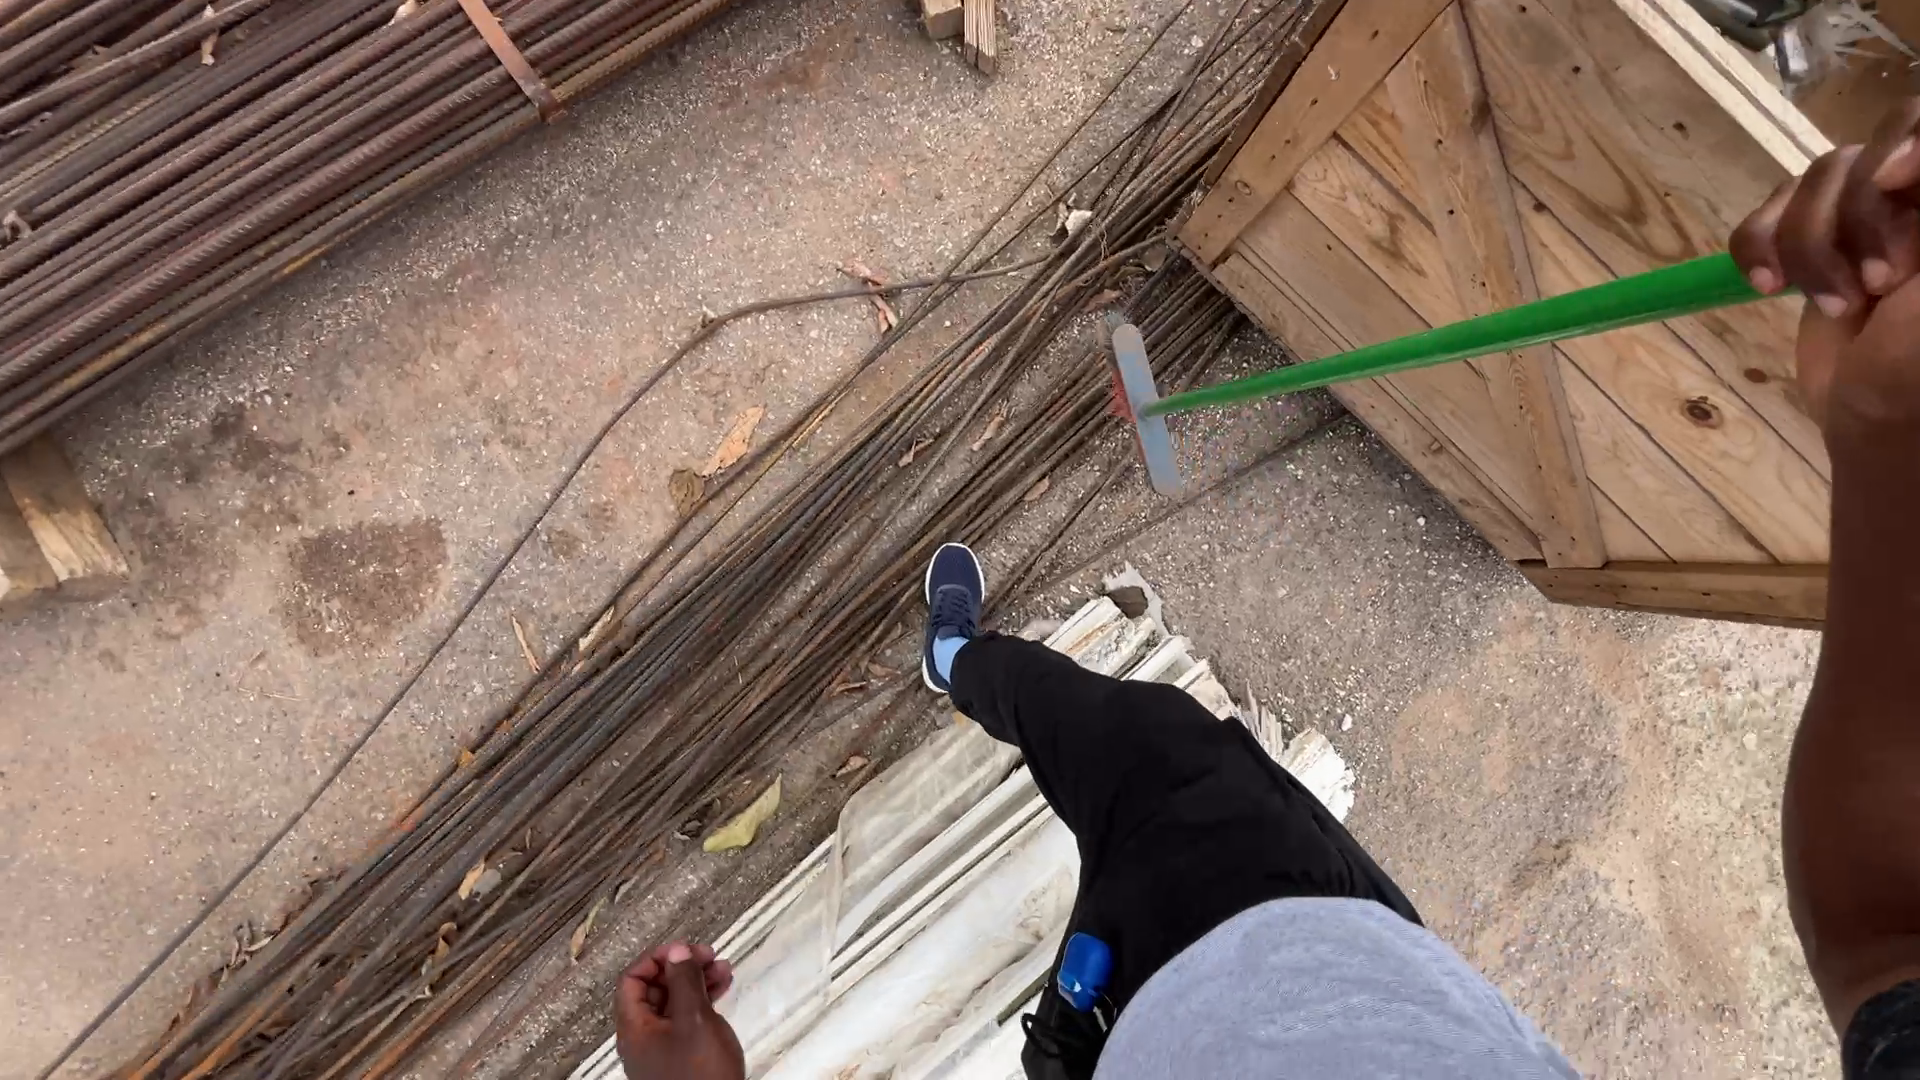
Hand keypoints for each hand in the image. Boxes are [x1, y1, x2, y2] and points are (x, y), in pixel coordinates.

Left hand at [614, 942, 742, 1079]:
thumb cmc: (699, 1069)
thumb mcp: (694, 1019)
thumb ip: (683, 981)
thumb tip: (676, 950)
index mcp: (635, 1028)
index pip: (631, 980)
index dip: (656, 959)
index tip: (686, 950)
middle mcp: (643, 1035)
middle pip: (654, 988)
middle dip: (682, 967)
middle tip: (710, 956)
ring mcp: (662, 1046)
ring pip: (674, 1000)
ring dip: (697, 979)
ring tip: (724, 968)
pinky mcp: (681, 1053)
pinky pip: (686, 1015)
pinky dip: (703, 997)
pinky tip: (723, 987)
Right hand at [1730, 98, 1919, 439]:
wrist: (1879, 412)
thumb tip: (1896, 162)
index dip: (1908, 141)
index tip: (1891, 182)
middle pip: (1867, 149)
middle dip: (1853, 217)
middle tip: (1875, 282)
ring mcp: (1867, 215)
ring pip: (1811, 182)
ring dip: (1805, 249)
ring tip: (1833, 303)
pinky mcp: (1810, 244)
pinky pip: (1761, 218)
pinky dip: (1754, 252)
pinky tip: (1769, 289)